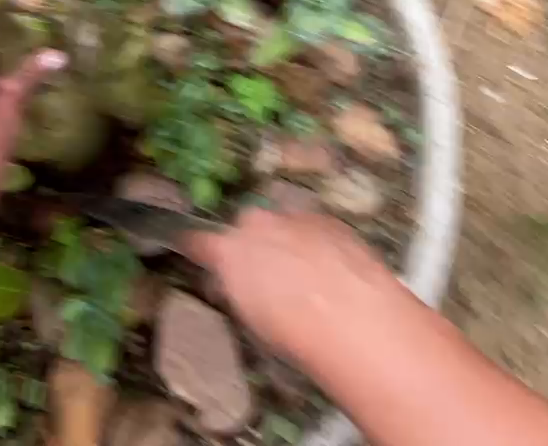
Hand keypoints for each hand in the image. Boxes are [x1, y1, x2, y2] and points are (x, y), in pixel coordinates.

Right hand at [183, 208, 407, 368]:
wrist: (354, 318)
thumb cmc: (292, 332)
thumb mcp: (249, 318)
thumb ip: (234, 289)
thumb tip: (228, 283)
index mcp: (229, 249)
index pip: (198, 240)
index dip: (196, 246)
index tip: (193, 249)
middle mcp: (257, 223)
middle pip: (245, 225)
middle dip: (251, 243)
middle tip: (265, 273)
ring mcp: (294, 216)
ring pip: (282, 224)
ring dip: (286, 240)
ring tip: (305, 274)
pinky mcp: (329, 218)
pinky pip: (313, 226)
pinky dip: (315, 241)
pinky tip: (331, 268)